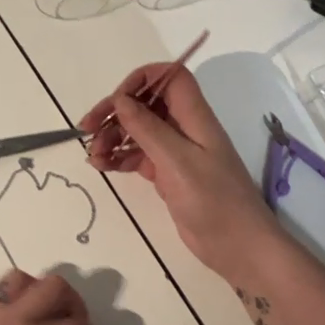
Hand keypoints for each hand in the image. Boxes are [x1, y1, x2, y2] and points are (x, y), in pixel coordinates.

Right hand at [78, 65, 284, 279]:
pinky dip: (119, 157)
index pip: (169, 77)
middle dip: (116, 111)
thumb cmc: (214, 201)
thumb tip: (120, 100)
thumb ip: (148, 129)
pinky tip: (102, 166)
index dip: (141, 80)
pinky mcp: (169, 176)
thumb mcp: (178, 162)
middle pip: (146, 104)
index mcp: (195, 117)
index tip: (115, 100)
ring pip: (139, 131)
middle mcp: (185, 129)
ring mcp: (177, 153)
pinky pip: (139, 157)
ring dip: (113, 137)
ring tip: (92, 156)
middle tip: (86, 130)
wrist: (238, 247)